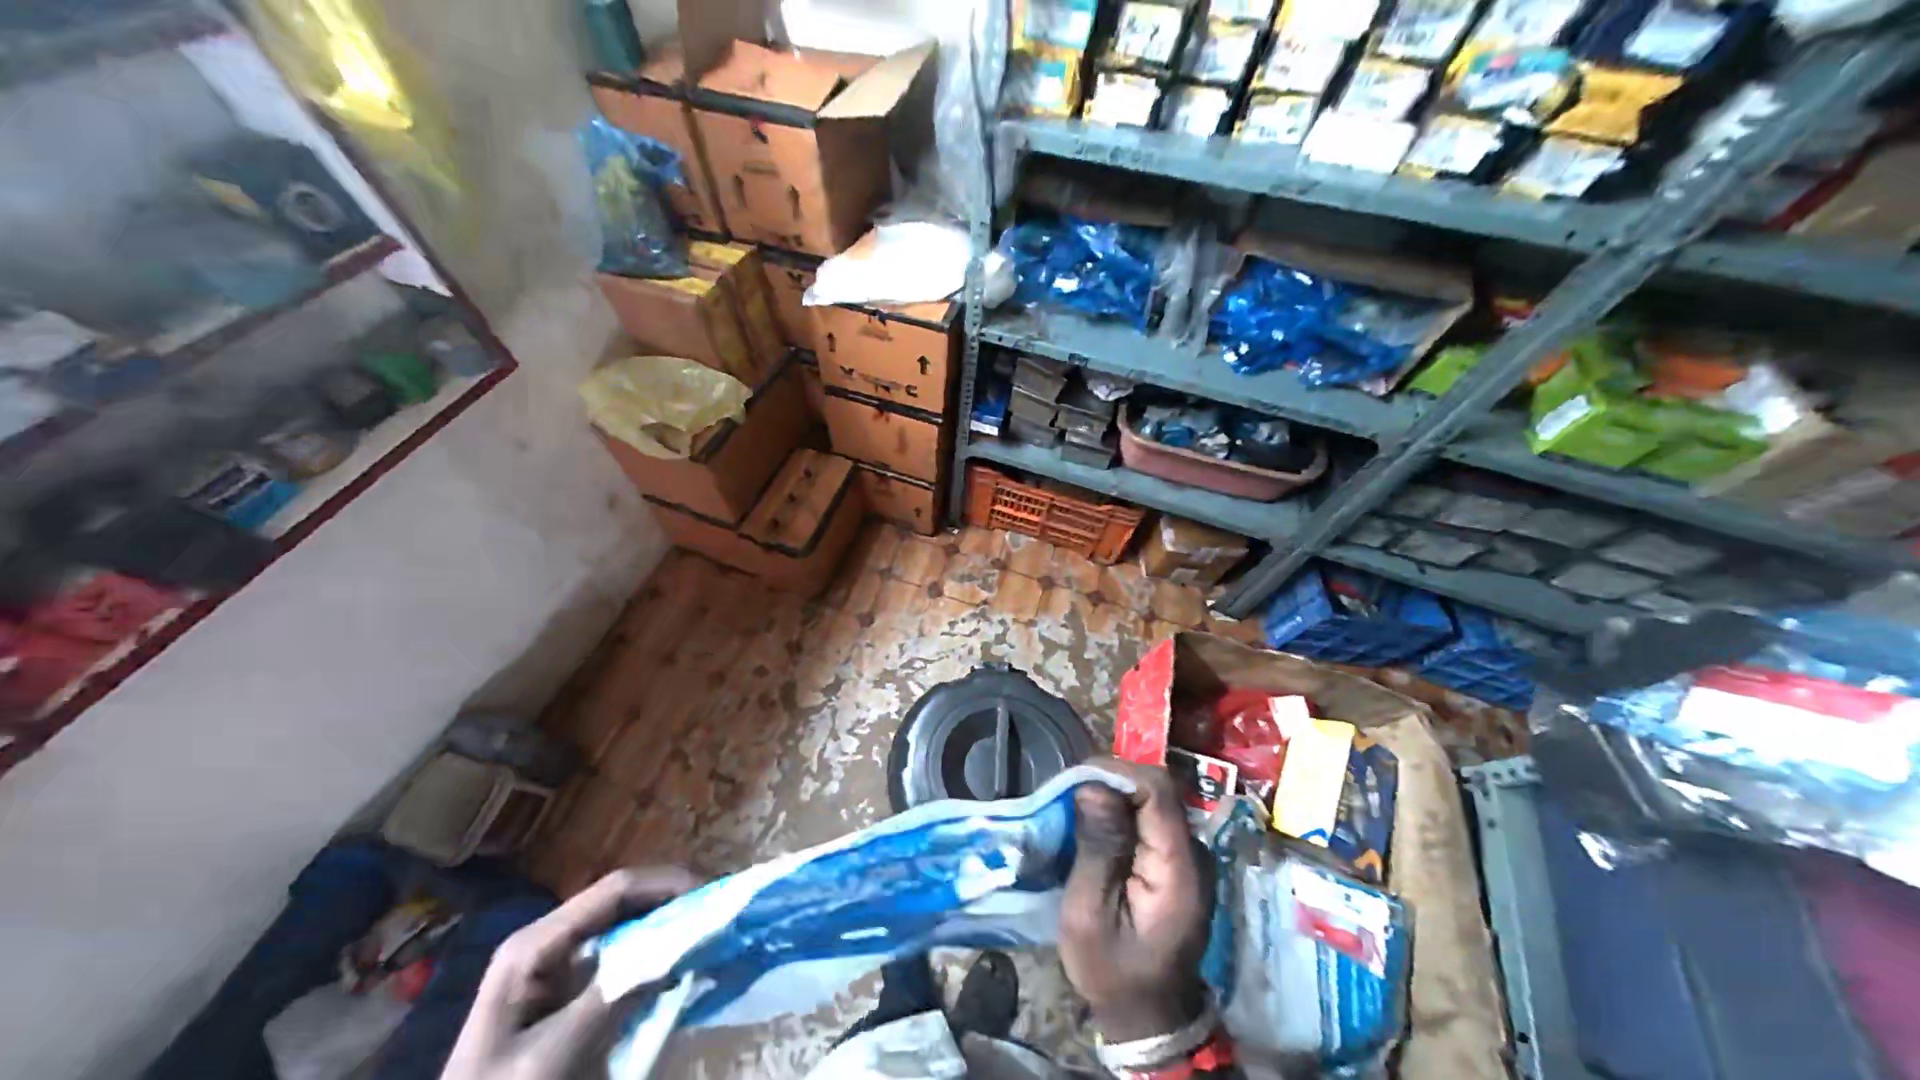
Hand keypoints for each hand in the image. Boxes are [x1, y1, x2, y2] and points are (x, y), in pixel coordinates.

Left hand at [440, 866, 698, 1079]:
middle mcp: (549, 941)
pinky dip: (655, 960)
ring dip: (668, 930)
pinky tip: (681, 971)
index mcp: (536, 943)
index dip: (668, 885)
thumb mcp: (555, 1055)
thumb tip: (678, 949)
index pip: (615, 890)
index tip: (714, 898)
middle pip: (625, 903)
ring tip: (710, 938)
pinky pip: (621, 961)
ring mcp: (558, 966)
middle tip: (721, 917)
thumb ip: (613, 999)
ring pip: (627, 928)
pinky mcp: (569, 992)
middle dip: (674, 904)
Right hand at [1059, 758, 1210, 1042]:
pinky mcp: (1177, 860)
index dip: (1117, 772)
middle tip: (1068, 792)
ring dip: (1114, 794)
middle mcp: (1194, 854)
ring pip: (1154, 800)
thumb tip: (1093, 785)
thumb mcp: (1089, 914)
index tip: (1076, 779)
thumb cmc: (1113, 970)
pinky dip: (1121, 811)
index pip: (1158, 791)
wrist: (1148, 1015)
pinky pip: (1151, 818)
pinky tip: (1095, 823)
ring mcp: (1190, 856)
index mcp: (1178, 868)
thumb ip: (1097, 847)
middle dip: (1112, 780)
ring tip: (1075, 804)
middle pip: (1159, 790)